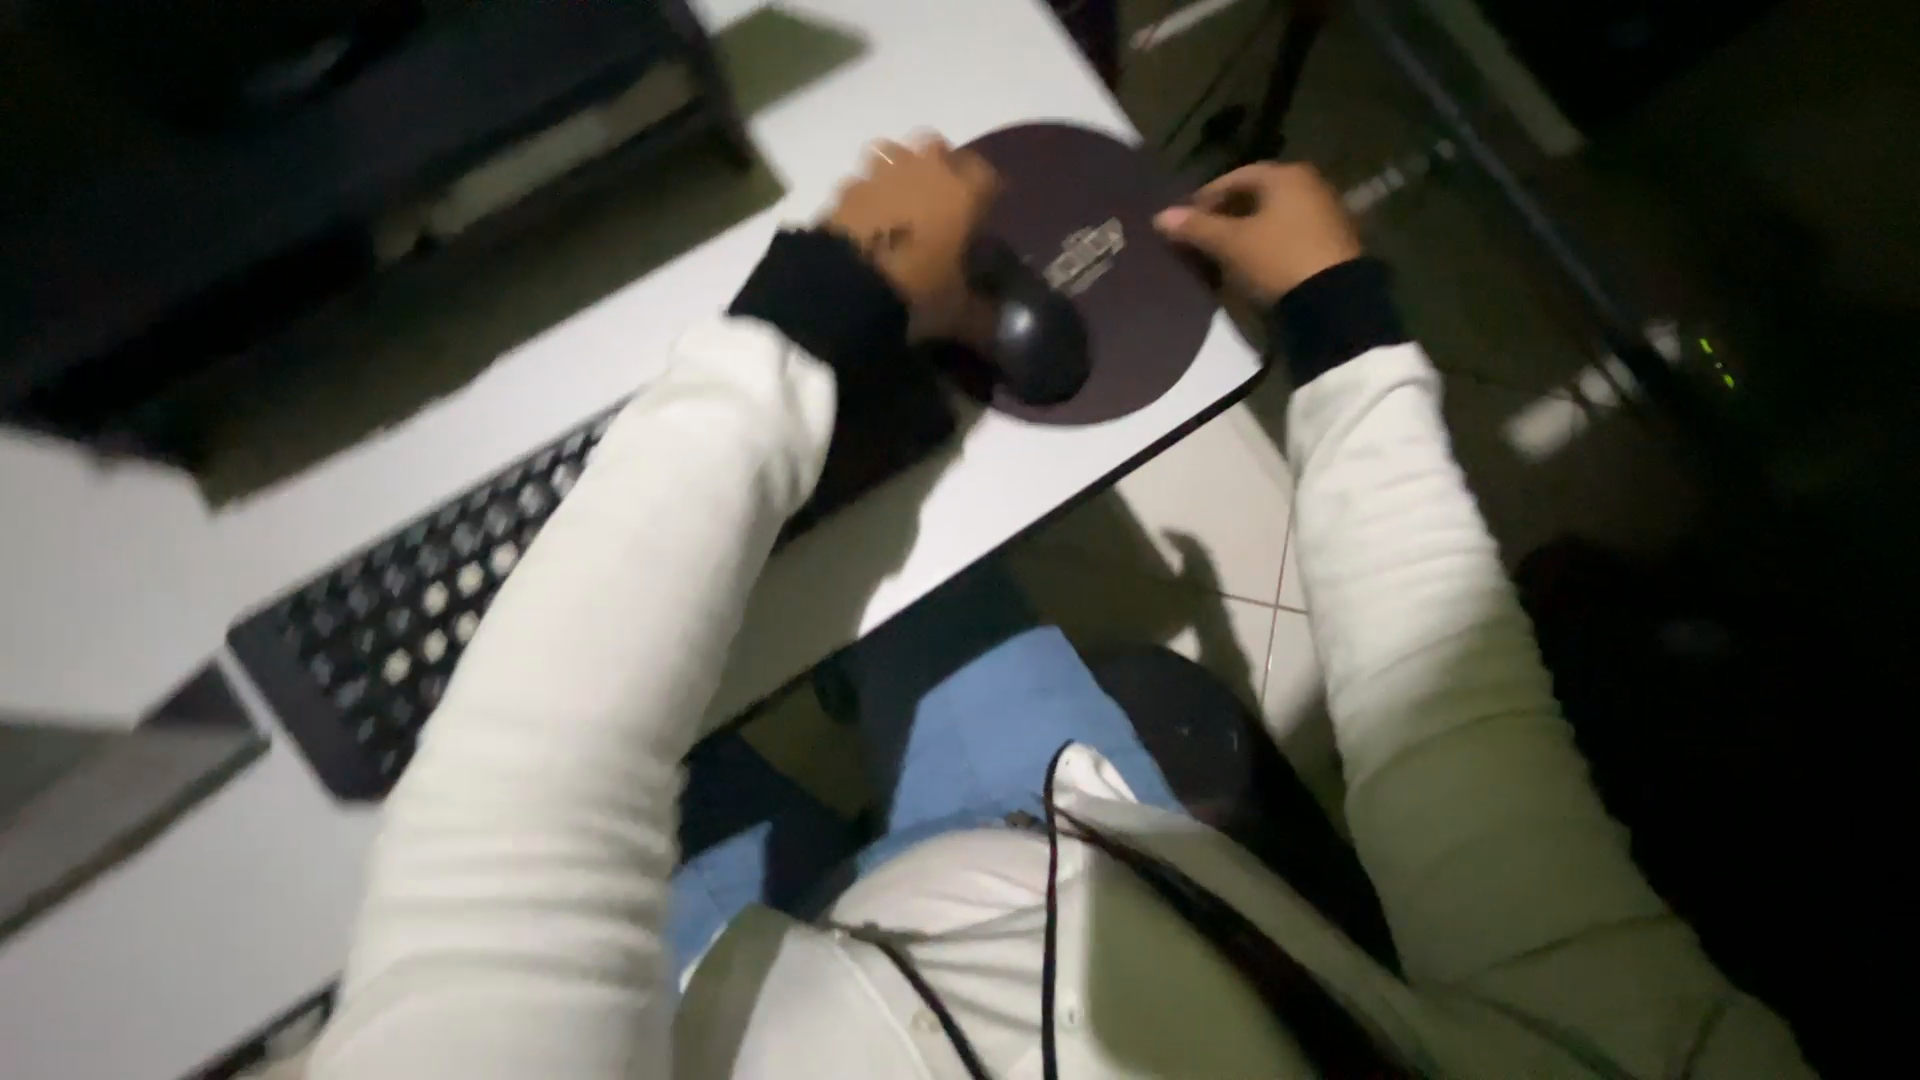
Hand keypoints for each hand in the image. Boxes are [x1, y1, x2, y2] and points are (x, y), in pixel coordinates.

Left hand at [824, 133, 999, 338]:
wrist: (846, 289)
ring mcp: (880, 173)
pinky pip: (862, 183)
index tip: (984, 217)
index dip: (987, 195)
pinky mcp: (844, 189)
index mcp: (963, 192)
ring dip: (900, 173)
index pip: (987, 176)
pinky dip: (867, 197)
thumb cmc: (918, 293)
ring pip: (895, 154)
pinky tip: (867, 224)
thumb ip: (983, 315)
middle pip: (938, 149)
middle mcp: (924, 169)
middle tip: (940, 205)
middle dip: (941, 170)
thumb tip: (998, 326)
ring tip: (900, 206)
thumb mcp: (958, 314)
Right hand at [1153, 163, 1362, 302]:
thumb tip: (1159, 217)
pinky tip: (1251, 264)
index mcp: (1285, 175)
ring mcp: (1324, 212)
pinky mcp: (1331, 240)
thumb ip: (1196, 228)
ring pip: (1273, 215)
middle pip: (1256, 195)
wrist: (1332, 299)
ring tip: (1222, 254)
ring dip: (1246, 230)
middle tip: (1201, 238)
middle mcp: (1308, 184)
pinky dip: (1266, 243)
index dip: (1205, 198)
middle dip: (1225, 214)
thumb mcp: (1230, 244)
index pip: (1234, 178)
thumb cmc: (1276, 259)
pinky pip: (1288, 234)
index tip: (1185, 221)